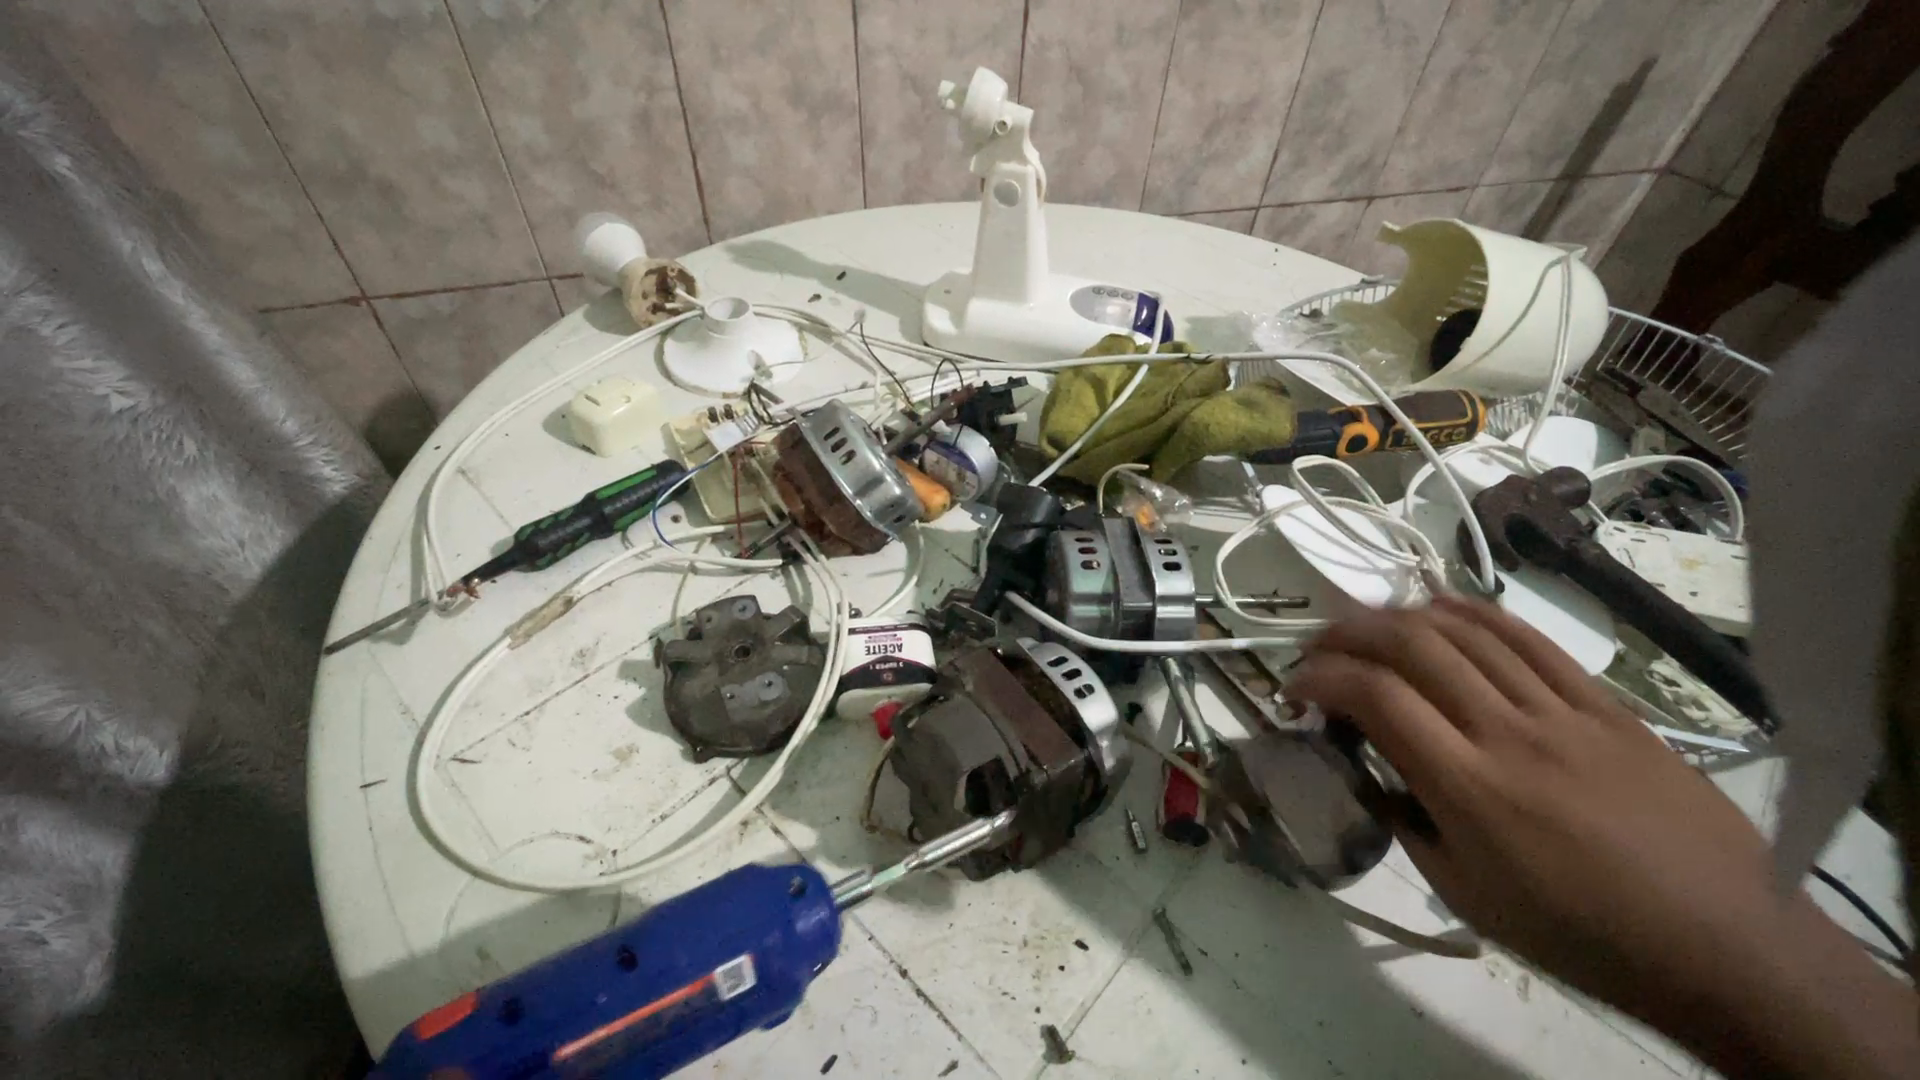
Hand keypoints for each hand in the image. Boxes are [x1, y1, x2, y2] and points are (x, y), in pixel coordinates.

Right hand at [1285, 596, 1917, 1079]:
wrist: (1725, 945)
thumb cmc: (1579, 933)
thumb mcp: (1464, 894)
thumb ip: (1404, 822)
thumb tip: (1367, 773)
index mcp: (1469, 789)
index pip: (1376, 697)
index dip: (1321, 677)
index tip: (1294, 685)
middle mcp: (1509, 733)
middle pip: (1413, 645)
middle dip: (1348, 633)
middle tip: (1318, 647)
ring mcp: (1562, 711)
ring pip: (1466, 630)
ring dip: (1400, 615)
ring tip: (1367, 624)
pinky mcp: (1605, 705)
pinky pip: (1529, 639)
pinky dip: (1473, 612)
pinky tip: (1439, 606)